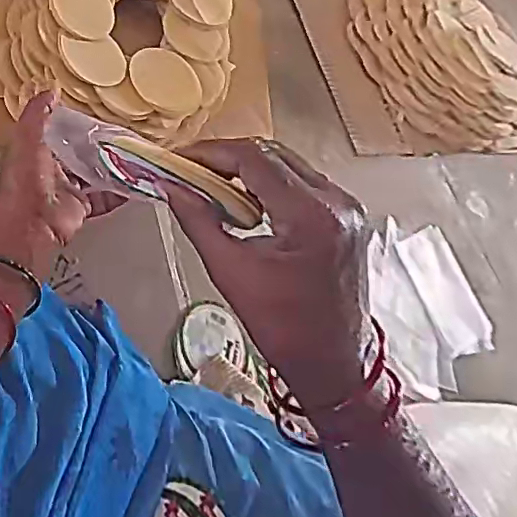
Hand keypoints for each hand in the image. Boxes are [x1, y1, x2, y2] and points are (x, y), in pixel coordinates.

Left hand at [0, 93, 121, 304]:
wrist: (31, 226)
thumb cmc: (25, 181)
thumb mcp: (27, 137)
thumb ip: (38, 113)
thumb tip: (50, 90)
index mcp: (36, 150)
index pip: (58, 131)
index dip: (75, 122)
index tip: (98, 113)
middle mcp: (51, 169)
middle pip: (79, 152)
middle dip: (99, 144)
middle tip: (123, 133)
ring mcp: (67, 189)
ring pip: (94, 173)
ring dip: (111, 166)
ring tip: (133, 153)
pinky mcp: (81, 207)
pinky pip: (104, 197)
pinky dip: (119, 192)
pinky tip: (134, 182)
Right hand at [163, 139, 371, 409]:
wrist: (336, 364)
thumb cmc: (283, 328)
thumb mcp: (231, 272)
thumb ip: (198, 221)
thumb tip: (171, 186)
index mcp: (311, 216)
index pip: (254, 159)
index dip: (210, 152)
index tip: (179, 159)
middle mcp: (335, 200)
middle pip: (270, 153)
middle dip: (225, 156)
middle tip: (189, 169)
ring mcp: (345, 204)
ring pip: (285, 161)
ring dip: (245, 166)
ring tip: (209, 181)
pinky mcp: (345, 212)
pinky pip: (298, 179)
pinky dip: (265, 180)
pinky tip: (241, 197)